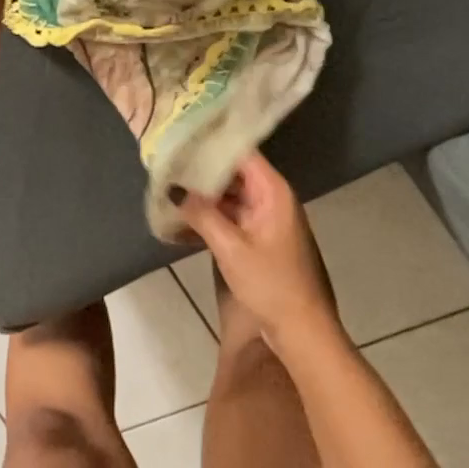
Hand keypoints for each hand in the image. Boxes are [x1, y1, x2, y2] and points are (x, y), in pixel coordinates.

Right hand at [175, 153, 343, 351]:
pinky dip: (209, 218)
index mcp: (272, 191)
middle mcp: (270, 197)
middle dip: (199, 171)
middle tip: (165, 164)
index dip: (210, 143)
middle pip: (232, 172)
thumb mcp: (231, 248)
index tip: (180, 138)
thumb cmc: (271, 284)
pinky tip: (180, 223)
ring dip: (201, 196)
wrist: (303, 331)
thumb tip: (173, 189)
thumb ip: (202, 214)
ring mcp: (265, 218)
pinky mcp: (259, 237)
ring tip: (166, 190)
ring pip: (229, 195)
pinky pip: (231, 217)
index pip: (239, 151)